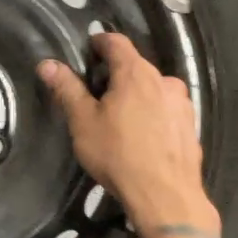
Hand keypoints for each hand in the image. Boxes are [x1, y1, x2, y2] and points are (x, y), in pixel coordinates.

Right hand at [39, 34, 214, 229]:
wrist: (165, 195)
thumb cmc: (118, 154)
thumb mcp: (83, 122)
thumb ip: (67, 90)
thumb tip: (47, 64)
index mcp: (135, 73)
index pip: (116, 42)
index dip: (99, 42)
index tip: (87, 51)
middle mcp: (163, 80)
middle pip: (135, 67)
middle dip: (116, 75)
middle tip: (96, 95)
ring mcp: (182, 103)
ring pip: (152, 89)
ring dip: (136, 96)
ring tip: (119, 120)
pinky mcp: (191, 126)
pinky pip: (165, 110)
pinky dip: (152, 115)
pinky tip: (141, 138)